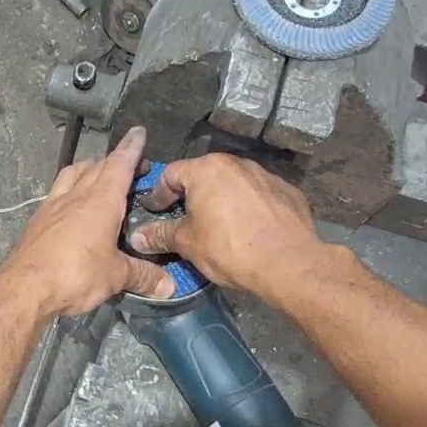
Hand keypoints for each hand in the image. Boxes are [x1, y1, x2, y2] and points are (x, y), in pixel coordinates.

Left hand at [0, 127, 175, 315]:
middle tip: (127, 164)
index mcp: (100, 201)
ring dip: (86, 169)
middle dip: (113, 160)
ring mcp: (52, 206)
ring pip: (71, 175)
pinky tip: (69, 204)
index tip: (138, 132)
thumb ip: (143, 276)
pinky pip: (55, 194)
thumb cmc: (74, 274)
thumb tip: (169, 286)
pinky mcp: (36, 221)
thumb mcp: (115, 276)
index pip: (119, 164)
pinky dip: (67, 190)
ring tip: (96, 173)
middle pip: (95, 166)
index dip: (131, 148)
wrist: (23, 288)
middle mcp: (75, 196)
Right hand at [127, 153, 337, 297]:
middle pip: (204, 175)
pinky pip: (259, 196)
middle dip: (192, 196)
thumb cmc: (229, 248)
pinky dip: (249, 208)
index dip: (158, 194)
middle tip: (185, 221)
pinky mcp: (288, 191)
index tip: (155, 213)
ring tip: (219, 227)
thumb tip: (137, 236)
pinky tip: (249, 230)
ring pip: (233, 184)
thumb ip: (161, 234)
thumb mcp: (187, 243)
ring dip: (221, 200)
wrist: (288, 262)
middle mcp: (236, 163)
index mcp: (207, 169)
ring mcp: (265, 175)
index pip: (171, 174)